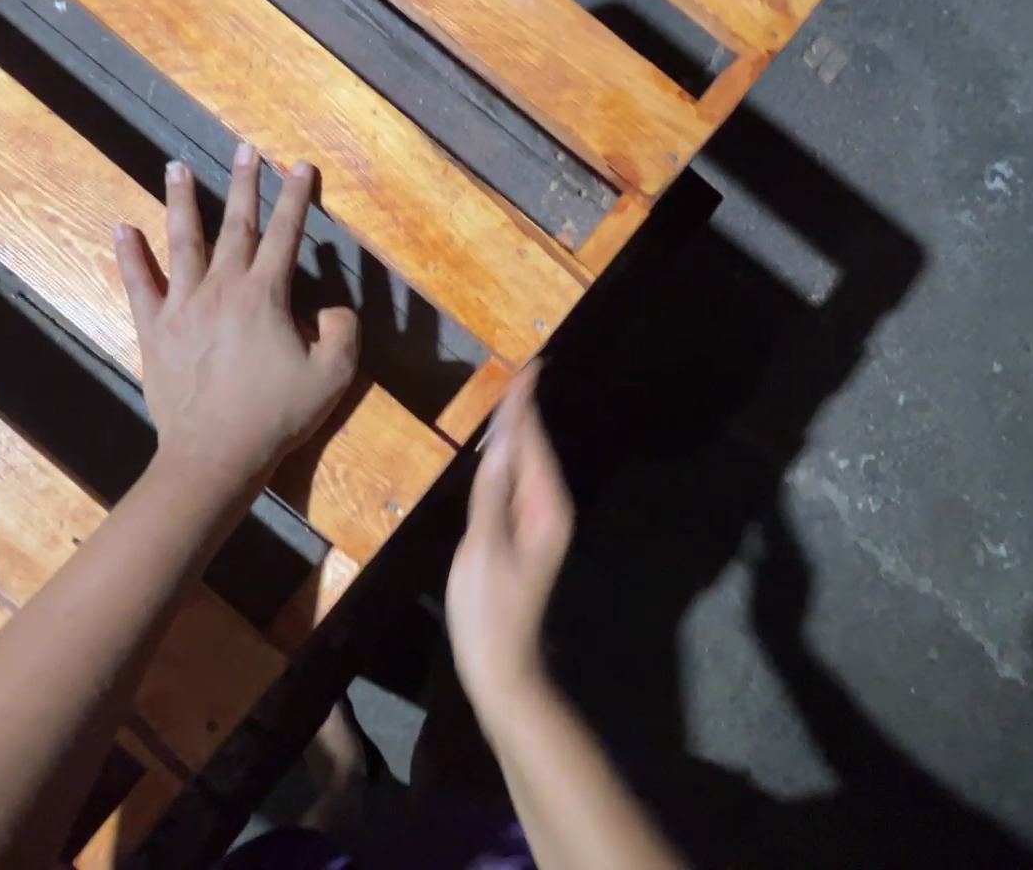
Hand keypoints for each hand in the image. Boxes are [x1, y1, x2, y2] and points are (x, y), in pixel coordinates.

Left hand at [113, 145, 358, 485]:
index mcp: (265, 295)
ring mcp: (182, 306)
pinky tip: (122, 229)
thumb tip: (328, 308)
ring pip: (183, 242)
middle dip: (245, 185)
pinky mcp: (154, 329)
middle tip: (245, 149)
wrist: (215, 454)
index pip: (286, 234)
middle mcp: (222, 288)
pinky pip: (139, 284)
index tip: (300, 166)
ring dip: (183, 202)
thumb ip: (342, 330)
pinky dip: (129, 256)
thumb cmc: (278, 414)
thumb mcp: (334, 374)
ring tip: (176, 166)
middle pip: (237, 227)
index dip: (297, 198)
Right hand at [446, 362, 574, 714]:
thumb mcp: (484, 546)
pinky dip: (507, 460)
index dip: (526, 407)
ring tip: (508, 398)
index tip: (529, 369)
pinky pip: (517, 484)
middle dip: (524, 413)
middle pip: (534, 451)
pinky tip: (497, 449)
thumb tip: (502, 440)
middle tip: (517, 374)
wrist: (501, 663)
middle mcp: (549, 509)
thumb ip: (492, 490)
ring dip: (517, 433)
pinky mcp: (525, 533)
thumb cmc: (488, 609)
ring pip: (526, 466)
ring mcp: (539, 522)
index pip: (532, 445)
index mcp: (544, 508)